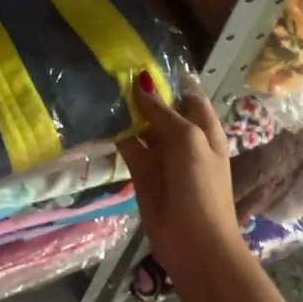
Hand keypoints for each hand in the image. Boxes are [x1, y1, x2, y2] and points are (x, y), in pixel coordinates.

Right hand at [116, 71, 246, 274]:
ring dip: (126, 111)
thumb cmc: (201, 186)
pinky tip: (98, 116)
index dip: (170, 79)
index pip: (188, 96)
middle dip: (142, 92)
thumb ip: (163, 112)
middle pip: (161, 109)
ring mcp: (161, 157)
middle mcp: (183, 139)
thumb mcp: (188, 140)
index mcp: (204, 129)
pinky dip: (116, 133)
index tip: (145, 58)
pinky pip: (128, 147)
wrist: (195, 243)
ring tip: (101, 86)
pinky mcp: (142, 173)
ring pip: (142, 126)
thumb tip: (142, 84)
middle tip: (113, 67)